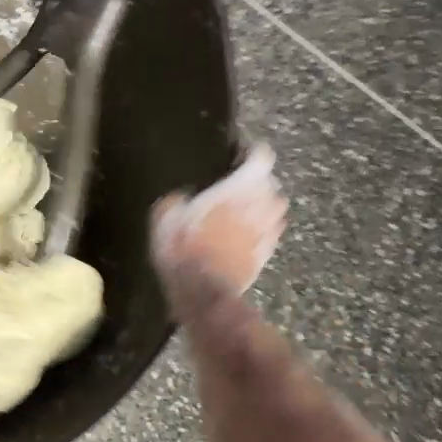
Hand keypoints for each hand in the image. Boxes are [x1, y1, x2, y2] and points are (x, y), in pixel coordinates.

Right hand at [151, 144, 286, 310]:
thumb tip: (184, 198)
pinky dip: (263, 228)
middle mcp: (262, 204)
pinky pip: (271, 232)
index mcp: (240, 189)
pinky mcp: (268, 252)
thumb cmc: (183, 246)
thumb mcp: (166, 217)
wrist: (203, 289)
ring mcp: (268, 229)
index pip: (261, 159)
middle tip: (238, 185)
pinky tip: (247, 234)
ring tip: (246, 208)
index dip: (252, 152)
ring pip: (276, 207)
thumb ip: (178, 200)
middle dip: (257, 182)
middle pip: (270, 183)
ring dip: (264, 205)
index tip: (241, 153)